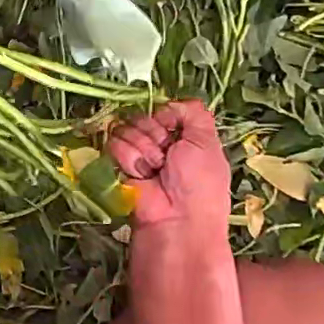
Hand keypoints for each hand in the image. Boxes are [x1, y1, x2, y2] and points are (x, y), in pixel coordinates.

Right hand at [108, 100, 232, 239]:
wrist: (177, 219)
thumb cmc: (199, 181)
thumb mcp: (207, 141)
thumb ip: (193, 112)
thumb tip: (166, 105)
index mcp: (182, 136)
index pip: (162, 108)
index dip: (166, 115)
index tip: (174, 129)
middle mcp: (158, 143)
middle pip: (142, 116)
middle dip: (155, 134)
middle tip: (167, 157)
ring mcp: (136, 154)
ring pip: (127, 129)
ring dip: (143, 149)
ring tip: (156, 169)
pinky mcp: (118, 165)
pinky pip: (115, 145)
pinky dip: (130, 159)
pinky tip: (142, 175)